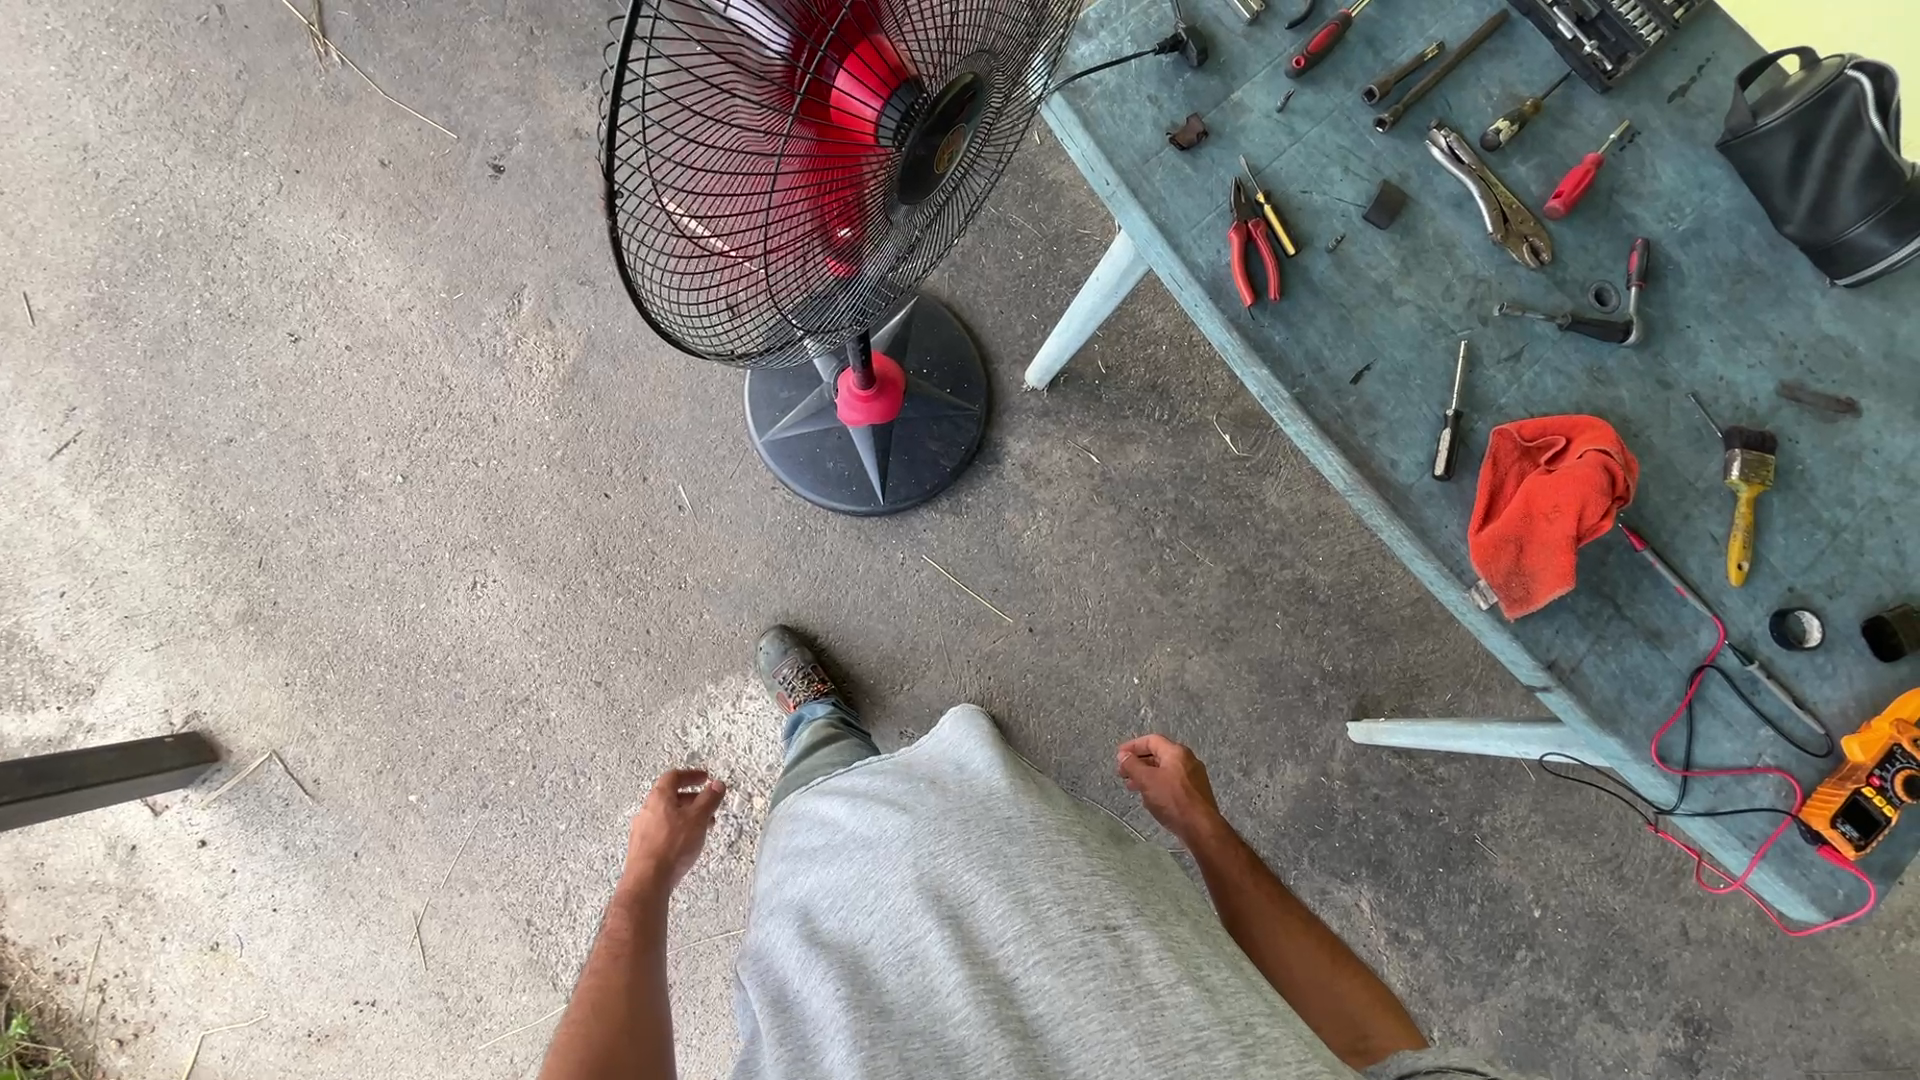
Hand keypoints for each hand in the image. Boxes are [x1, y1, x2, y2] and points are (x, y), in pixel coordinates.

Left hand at [621, 769, 726, 895]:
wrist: (648, 880)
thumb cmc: (670, 846)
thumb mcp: (699, 817)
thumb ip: (709, 799)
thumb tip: (717, 786)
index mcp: (659, 797)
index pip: (674, 776)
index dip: (691, 775)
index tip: (703, 778)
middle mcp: (647, 810)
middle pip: (670, 796)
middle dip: (692, 798)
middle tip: (706, 802)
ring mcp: (642, 830)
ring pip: (666, 815)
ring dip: (685, 816)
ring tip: (701, 827)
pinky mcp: (643, 847)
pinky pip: (661, 832)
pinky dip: (676, 831)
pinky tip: (686, 843)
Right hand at [1116, 735, 1226, 845]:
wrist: (1201, 827)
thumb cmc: (1172, 799)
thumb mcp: (1146, 780)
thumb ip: (1132, 765)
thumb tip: (1123, 755)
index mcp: (1176, 752)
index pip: (1151, 740)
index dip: (1132, 746)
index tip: (1120, 756)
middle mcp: (1188, 760)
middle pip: (1159, 755)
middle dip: (1139, 763)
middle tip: (1124, 773)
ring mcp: (1195, 777)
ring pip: (1166, 770)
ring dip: (1147, 776)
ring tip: (1133, 787)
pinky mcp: (1197, 793)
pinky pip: (1173, 783)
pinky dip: (1159, 786)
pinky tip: (1151, 799)